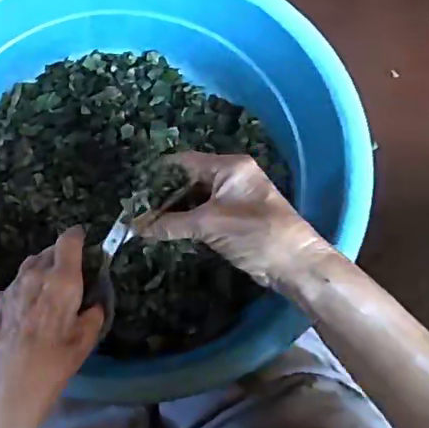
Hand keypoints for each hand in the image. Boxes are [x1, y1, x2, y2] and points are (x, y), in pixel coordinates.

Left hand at [0, 227, 105, 427]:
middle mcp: (33, 275)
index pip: (68, 240)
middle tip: (72, 273)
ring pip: (30, 266)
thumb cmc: (55, 363)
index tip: (85, 240)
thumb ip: (94, 314)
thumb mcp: (86, 340)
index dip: (78, 237)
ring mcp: (11, 287)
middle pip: (48, 251)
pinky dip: (26, 288)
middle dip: (61, 256)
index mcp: (61, 280)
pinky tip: (30, 310)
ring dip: (42, 270)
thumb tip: (94, 303)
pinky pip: (16, 285)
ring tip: (51, 290)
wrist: (9, 386)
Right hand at [136, 152, 336, 290]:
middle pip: (187, 180)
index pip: (184, 162)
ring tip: (143, 219)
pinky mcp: (233, 218)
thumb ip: (169, 224)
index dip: (157, 173)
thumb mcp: (208, 225)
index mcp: (229, 167)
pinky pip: (202, 213)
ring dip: (172, 210)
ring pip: (194, 198)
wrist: (296, 265)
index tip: (133, 186)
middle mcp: (231, 177)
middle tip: (134, 206)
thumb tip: (134, 227)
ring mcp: (233, 198)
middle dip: (162, 195)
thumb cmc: (255, 234)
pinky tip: (164, 229)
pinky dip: (184, 221)